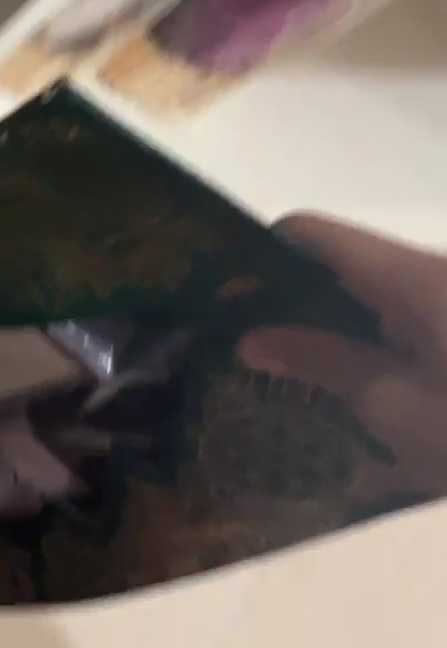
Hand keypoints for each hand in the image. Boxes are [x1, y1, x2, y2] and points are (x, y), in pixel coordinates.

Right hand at [239, 213, 446, 490]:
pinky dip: (392, 334)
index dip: (257, 253)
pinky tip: (383, 377)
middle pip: (346, 262)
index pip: (307, 231)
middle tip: (256, 340)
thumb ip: (326, 365)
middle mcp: (444, 270)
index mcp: (414, 277)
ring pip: (388, 289)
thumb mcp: (407, 415)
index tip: (223, 294)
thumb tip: (252, 339)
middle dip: (294, 296)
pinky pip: (427, 310)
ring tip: (317, 367)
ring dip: (345, 320)